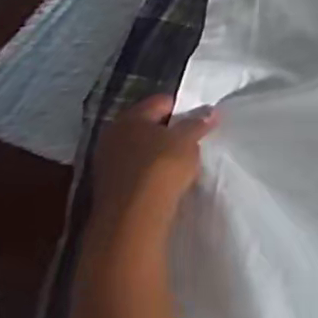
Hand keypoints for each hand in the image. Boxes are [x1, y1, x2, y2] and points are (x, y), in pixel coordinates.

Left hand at [92, 95, 218, 245]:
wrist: (134, 215)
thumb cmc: (161, 167)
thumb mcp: (188, 140)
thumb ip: (198, 123)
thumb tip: (209, 111)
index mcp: (130, 118)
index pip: (162, 102)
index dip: (186, 107)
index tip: (203, 120)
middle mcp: (113, 134)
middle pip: (150, 124)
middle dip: (172, 130)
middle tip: (195, 139)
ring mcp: (108, 160)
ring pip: (143, 147)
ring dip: (162, 151)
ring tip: (185, 161)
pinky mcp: (111, 184)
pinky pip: (138, 167)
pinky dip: (153, 169)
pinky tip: (168, 178)